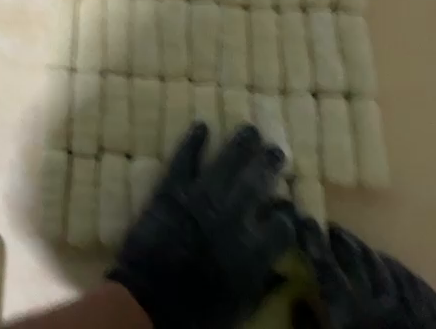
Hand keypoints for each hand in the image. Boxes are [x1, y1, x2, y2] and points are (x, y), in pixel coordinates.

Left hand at [108, 123, 295, 328]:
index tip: (287, 208)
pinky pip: (184, 159)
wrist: (147, 302)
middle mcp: (230, 218)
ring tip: (251, 130)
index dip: (286, 215)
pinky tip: (202, 125)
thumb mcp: (240, 306)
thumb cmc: (197, 312)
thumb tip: (283, 272)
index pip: (281, 224)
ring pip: (225, 163)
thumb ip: (263, 285)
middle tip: (277, 151)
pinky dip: (193, 141)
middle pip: (256, 183)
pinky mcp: (171, 191)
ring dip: (239, 145)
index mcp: (251, 250)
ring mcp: (199, 200)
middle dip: (268, 165)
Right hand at [289, 210, 435, 328]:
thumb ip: (309, 326)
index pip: (326, 264)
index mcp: (350, 310)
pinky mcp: (434, 316)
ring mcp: (410, 306)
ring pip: (385, 265)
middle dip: (341, 240)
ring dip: (368, 253)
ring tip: (357, 248)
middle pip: (357, 257)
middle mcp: (380, 300)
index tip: (304, 222)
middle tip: (329, 231)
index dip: (314, 240)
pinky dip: (398, 272)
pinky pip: (414, 283)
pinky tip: (391, 269)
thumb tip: (297, 300)